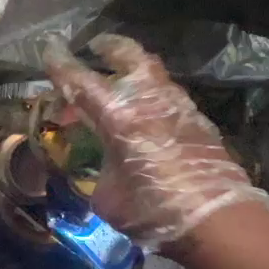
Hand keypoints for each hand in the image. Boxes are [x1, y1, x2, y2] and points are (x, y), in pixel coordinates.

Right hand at [43, 33, 268, 249]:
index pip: (82, 81)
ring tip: (120, 82)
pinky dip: (152, 98)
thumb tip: (105, 167)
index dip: (62, 64)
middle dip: (111, 48)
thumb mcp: (108, 197)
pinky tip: (145, 115)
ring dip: (135, 73)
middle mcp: (150, 102)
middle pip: (130, 57)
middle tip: (98, 46)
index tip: (50, 48)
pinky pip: (169, 98)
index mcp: (119, 117)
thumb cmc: (153, 210)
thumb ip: (101, 171)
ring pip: (154, 76)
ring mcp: (180, 109)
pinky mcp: (200, 124)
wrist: (218, 222)